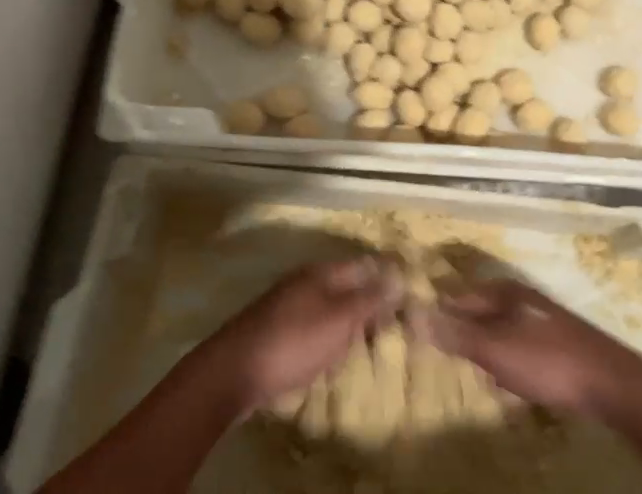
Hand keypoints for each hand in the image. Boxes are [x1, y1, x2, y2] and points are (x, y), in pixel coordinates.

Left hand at [190, 257, 402, 412]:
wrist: (231, 374)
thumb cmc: (292, 342)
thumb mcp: (339, 320)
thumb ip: (371, 299)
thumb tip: (400, 276)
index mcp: (322, 273)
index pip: (365, 266)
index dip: (389, 278)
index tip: (410, 299)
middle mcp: (305, 283)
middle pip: (348, 287)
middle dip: (371, 304)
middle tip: (393, 328)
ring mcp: (288, 308)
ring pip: (331, 309)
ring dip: (350, 325)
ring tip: (367, 346)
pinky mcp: (277, 333)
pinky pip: (314, 330)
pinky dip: (329, 341)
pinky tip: (333, 359)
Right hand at [414, 278, 641, 418]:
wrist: (609, 381)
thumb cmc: (547, 361)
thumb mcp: (495, 349)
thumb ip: (456, 333)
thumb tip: (413, 312)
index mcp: (505, 292)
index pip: (457, 296)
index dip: (436, 312)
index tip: (413, 332)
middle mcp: (521, 298)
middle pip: (478, 310)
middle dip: (458, 330)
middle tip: (437, 355)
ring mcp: (539, 319)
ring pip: (498, 329)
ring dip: (482, 348)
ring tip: (468, 370)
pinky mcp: (554, 342)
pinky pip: (516, 347)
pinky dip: (505, 360)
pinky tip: (504, 381)